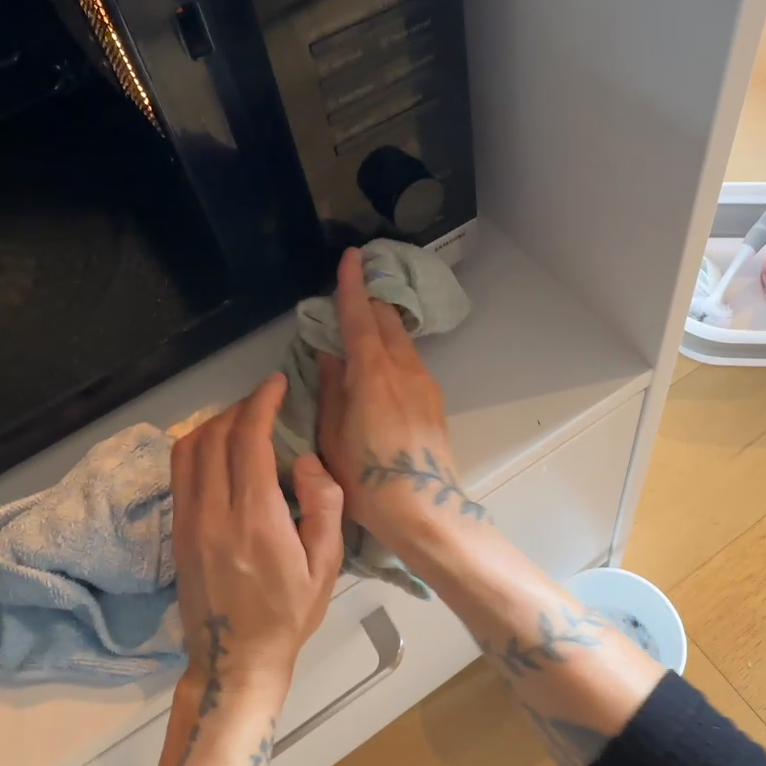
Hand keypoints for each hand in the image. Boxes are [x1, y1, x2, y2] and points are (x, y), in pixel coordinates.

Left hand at [170, 372, 344, 707]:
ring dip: (214, 423)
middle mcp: (214, 514)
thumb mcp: (327, 565)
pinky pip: (179, 472)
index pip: (249, 441)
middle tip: (266, 401)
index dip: (262, 403)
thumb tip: (307, 460)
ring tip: (242, 420)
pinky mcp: (176, 531)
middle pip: (215, 436)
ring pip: (189, 450)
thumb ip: (324, 506)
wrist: (234, 661)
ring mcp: (188, 522)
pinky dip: (197, 446)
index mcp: (256, 520)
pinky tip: (219, 449)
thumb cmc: (290, 614)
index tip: (277, 384)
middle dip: (241, 407)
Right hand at [315, 248, 483, 556]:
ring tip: (363, 330)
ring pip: (402, 341)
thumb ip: (331, 389)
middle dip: (370, 301)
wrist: (425, 510)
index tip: (351, 255)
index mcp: (373, 372)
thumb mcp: (333, 436)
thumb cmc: (368, 478)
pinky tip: (380, 369)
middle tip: (351, 294)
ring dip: (383, 327)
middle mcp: (404, 368)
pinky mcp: (434, 400)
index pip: (360, 315)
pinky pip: (410, 361)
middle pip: (388, 320)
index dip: (351, 284)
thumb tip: (331, 355)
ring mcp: (425, 383)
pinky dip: (393, 351)